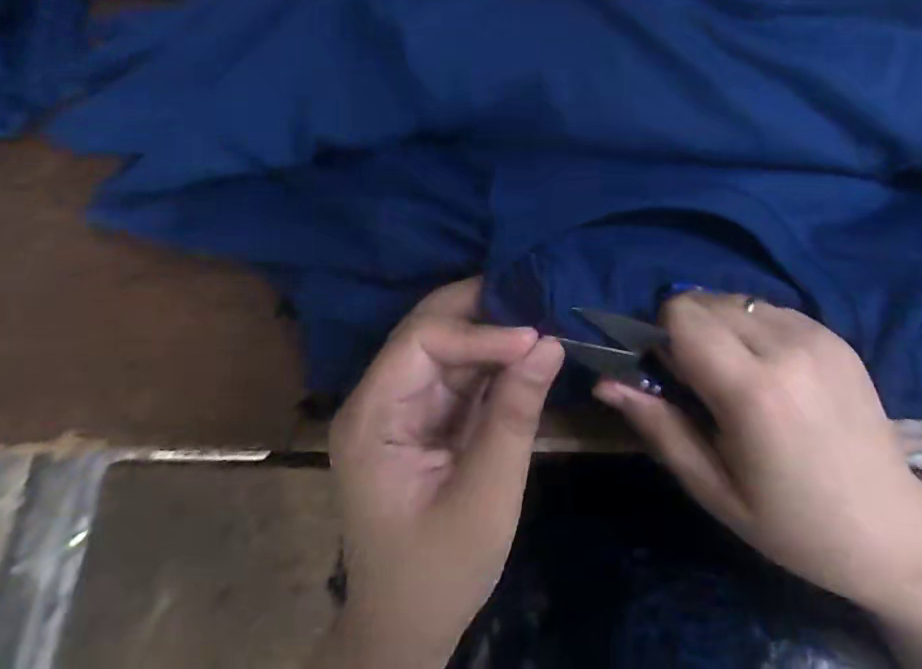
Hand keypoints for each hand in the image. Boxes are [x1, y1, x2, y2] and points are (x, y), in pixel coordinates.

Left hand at [318, 277, 564, 667]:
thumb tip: (550, 343)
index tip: (534, 338)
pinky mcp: (428, 419)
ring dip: (494, 330)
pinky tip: (530, 348)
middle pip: (427, 330)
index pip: (420, 342)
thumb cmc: (440, 571)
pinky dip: (497, 359)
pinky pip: (462, 373)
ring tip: (543, 313)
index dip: (478, 332)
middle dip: (481, 310)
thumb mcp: (485, 497)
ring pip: (448, 344)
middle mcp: (380, 400)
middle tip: (537, 294)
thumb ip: (514, 415)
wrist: (409, 628)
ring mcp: (403, 408)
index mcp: (371, 418)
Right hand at [595, 293, 921, 668]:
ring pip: (736, 299)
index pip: (681, 316)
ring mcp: (817, 335)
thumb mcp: (713, 489)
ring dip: (720, 327)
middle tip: (701, 383)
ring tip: (738, 378)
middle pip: (704, 300)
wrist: (890, 530)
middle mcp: (786, 346)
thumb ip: (658, 426)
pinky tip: (772, 373)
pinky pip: (771, 309)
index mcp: (753, 390)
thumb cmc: (792, 524)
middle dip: (686, 331)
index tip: (668, 377)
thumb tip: (605, 380)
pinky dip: (754, 329)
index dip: (660, 338)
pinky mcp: (836, 334)